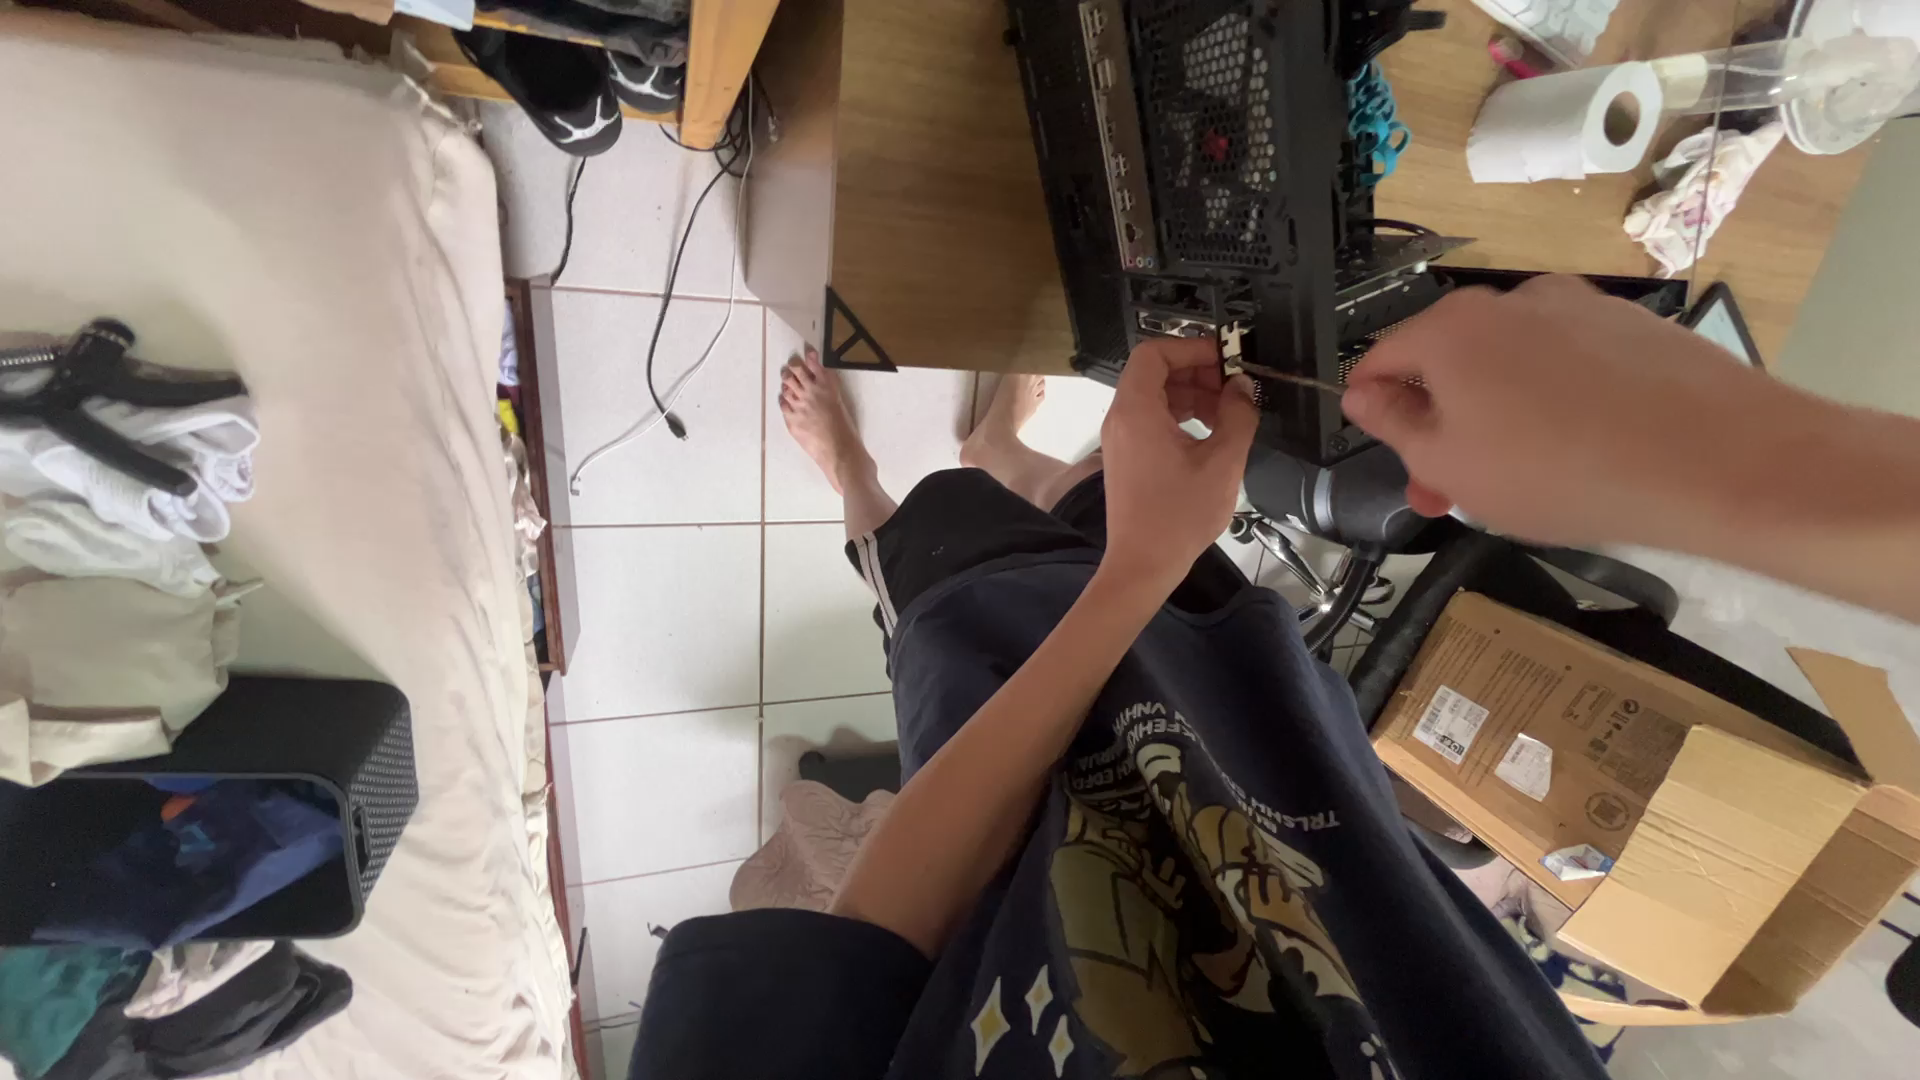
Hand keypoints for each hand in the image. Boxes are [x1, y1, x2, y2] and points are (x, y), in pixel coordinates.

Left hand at [1098, 336, 1258, 588]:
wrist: (1142, 564)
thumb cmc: (1178, 517)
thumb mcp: (1222, 462)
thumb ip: (1238, 416)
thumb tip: (1242, 389)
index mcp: (1136, 411)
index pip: (1153, 353)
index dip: (1191, 348)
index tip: (1226, 359)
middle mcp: (1120, 419)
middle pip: (1155, 373)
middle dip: (1197, 373)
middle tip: (1234, 389)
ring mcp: (1120, 439)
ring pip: (1155, 397)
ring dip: (1193, 396)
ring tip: (1229, 414)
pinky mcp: (1126, 458)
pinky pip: (1151, 421)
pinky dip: (1180, 417)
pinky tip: (1211, 434)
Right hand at [1340, 274, 1814, 548]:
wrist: (1721, 464)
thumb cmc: (1553, 469)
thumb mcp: (1442, 461)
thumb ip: (1388, 422)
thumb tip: (1363, 394)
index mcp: (1451, 329)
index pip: (1378, 361)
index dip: (1370, 408)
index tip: (1387, 450)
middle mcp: (1510, 301)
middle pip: (1444, 364)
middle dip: (1435, 426)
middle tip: (1445, 487)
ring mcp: (1577, 307)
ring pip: (1502, 366)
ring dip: (1487, 416)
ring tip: (1510, 475)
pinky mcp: (1631, 326)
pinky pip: (1559, 363)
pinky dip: (1545, 401)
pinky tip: (1569, 449)